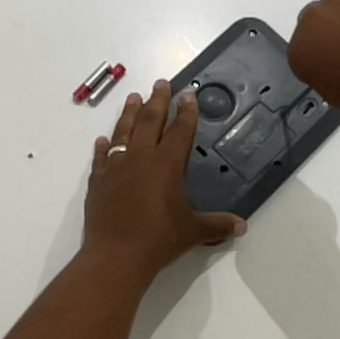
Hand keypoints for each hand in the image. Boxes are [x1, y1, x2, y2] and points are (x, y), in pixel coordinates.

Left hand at [82, 79, 245, 280]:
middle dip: (157, 100)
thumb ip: (217, 224)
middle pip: (150, 121)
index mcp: (167, 164)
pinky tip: (103, 140)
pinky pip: (101, 158)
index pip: (180, 130)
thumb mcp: (193, 231)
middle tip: (161, 83)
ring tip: (133, 97)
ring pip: (124, 132)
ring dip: (129, 113)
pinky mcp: (98, 181)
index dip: (187, 111)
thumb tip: (242, 226)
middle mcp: (141, 158)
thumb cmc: (159, 239)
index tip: (188, 93)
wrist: (116, 255)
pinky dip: (103, 147)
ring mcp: (116, 168)